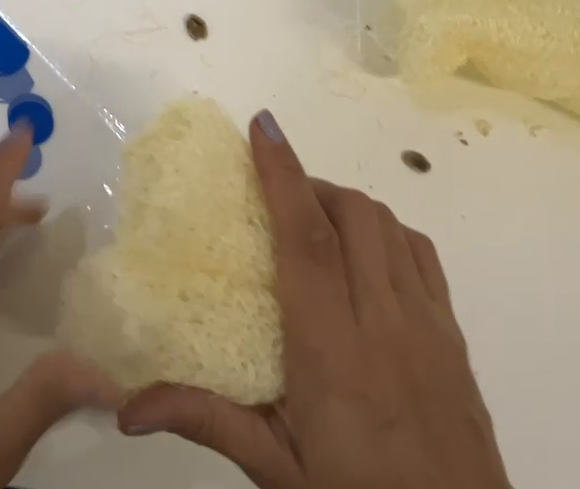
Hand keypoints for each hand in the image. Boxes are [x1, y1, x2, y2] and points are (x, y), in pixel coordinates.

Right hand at [118, 111, 510, 488]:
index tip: (262, 126)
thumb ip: (203, 420)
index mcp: (332, 348)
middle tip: (269, 193)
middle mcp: (385, 322)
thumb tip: (124, 408)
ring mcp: (429, 328)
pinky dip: (388, 232)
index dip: (282, 174)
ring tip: (311, 219)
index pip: (306, 239)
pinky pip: (423, 257)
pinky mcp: (456, 341)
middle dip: (309, 183)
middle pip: (354, 217)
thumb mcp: (276, 467)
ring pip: (391, 228)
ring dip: (347, 205)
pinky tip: (364, 255)